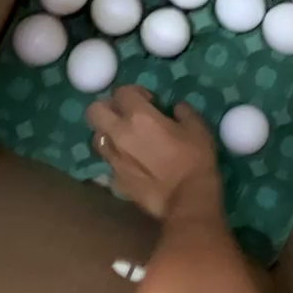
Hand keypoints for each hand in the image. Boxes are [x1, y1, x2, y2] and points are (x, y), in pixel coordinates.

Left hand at [87, 85, 221, 219]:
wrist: (187, 200)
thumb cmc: (195, 159)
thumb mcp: (198, 128)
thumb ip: (183, 112)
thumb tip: (176, 108)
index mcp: (139, 116)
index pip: (122, 91)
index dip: (135, 92)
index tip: (149, 101)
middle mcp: (119, 134)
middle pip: (94, 111)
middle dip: (108, 108)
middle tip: (126, 115)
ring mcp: (113, 159)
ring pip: (97, 138)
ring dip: (108, 134)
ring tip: (126, 140)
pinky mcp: (115, 180)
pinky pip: (110, 163)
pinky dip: (118, 160)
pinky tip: (134, 165)